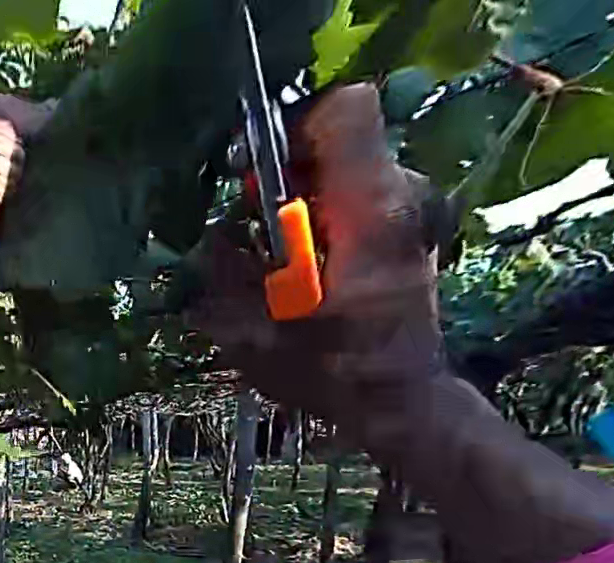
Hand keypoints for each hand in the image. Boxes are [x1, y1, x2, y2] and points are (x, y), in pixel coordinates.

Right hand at [190, 84, 445, 449]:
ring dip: (295, 204)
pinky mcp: (401, 234)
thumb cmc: (328, 370)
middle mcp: (397, 197)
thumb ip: (224, 278)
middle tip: (248, 226)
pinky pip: (350, 201)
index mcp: (367, 211)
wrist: (395, 401)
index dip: (290, 131)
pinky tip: (295, 266)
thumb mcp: (255, 332)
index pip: (342, 111)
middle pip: (335, 144)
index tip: (254, 176)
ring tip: (268, 254)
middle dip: (282, 177)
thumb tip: (208, 238)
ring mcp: (406, 213)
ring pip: (340, 175)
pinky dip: (315, 220)